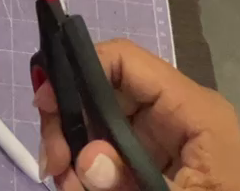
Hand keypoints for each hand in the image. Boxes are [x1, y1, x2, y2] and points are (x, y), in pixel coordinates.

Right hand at [36, 39, 239, 190]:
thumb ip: (132, 180)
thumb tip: (87, 160)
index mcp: (194, 110)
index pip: (126, 60)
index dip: (80, 69)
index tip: (45, 103)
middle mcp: (176, 115)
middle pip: (104, 91)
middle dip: (70, 121)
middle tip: (51, 163)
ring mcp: (164, 143)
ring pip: (100, 124)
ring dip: (73, 151)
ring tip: (64, 185)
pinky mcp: (155, 168)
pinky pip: (109, 155)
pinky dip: (86, 171)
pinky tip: (75, 188)